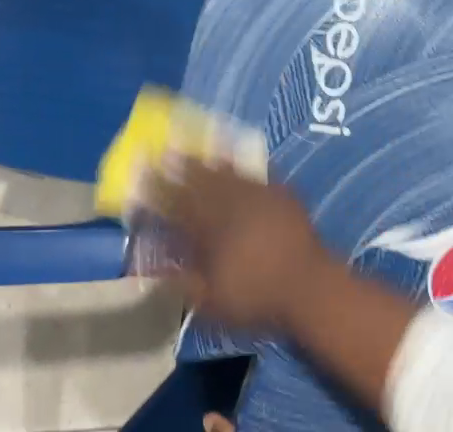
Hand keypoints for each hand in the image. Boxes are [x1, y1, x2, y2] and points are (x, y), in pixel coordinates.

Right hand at [142, 157, 338, 335]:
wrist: (308, 286)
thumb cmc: (255, 297)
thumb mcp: (207, 299)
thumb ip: (178, 278)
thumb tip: (150, 266)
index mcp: (210, 227)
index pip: (177, 203)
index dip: (158, 190)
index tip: (143, 178)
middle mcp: (234, 204)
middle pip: (202, 180)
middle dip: (181, 167)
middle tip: (165, 153)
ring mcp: (261, 195)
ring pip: (229, 172)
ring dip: (209, 162)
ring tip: (195, 153)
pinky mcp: (282, 194)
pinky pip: (257, 173)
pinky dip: (241, 167)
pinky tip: (236, 163)